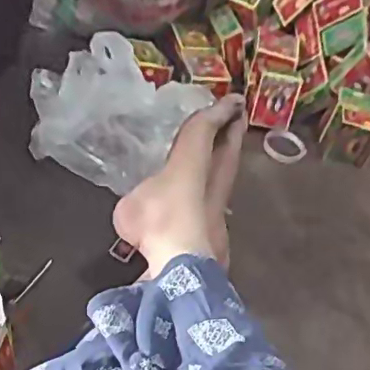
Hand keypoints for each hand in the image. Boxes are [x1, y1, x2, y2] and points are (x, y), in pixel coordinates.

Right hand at [112, 94, 245, 271]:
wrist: (180, 268)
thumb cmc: (156, 224)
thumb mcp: (131, 210)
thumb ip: (137, 205)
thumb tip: (138, 221)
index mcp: (190, 167)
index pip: (204, 134)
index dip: (216, 115)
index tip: (232, 101)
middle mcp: (211, 191)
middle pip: (227, 159)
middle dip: (232, 139)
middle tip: (239, 123)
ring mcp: (219, 223)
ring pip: (224, 192)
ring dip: (222, 180)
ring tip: (216, 173)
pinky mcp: (219, 250)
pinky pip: (215, 224)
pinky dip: (210, 218)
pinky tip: (200, 226)